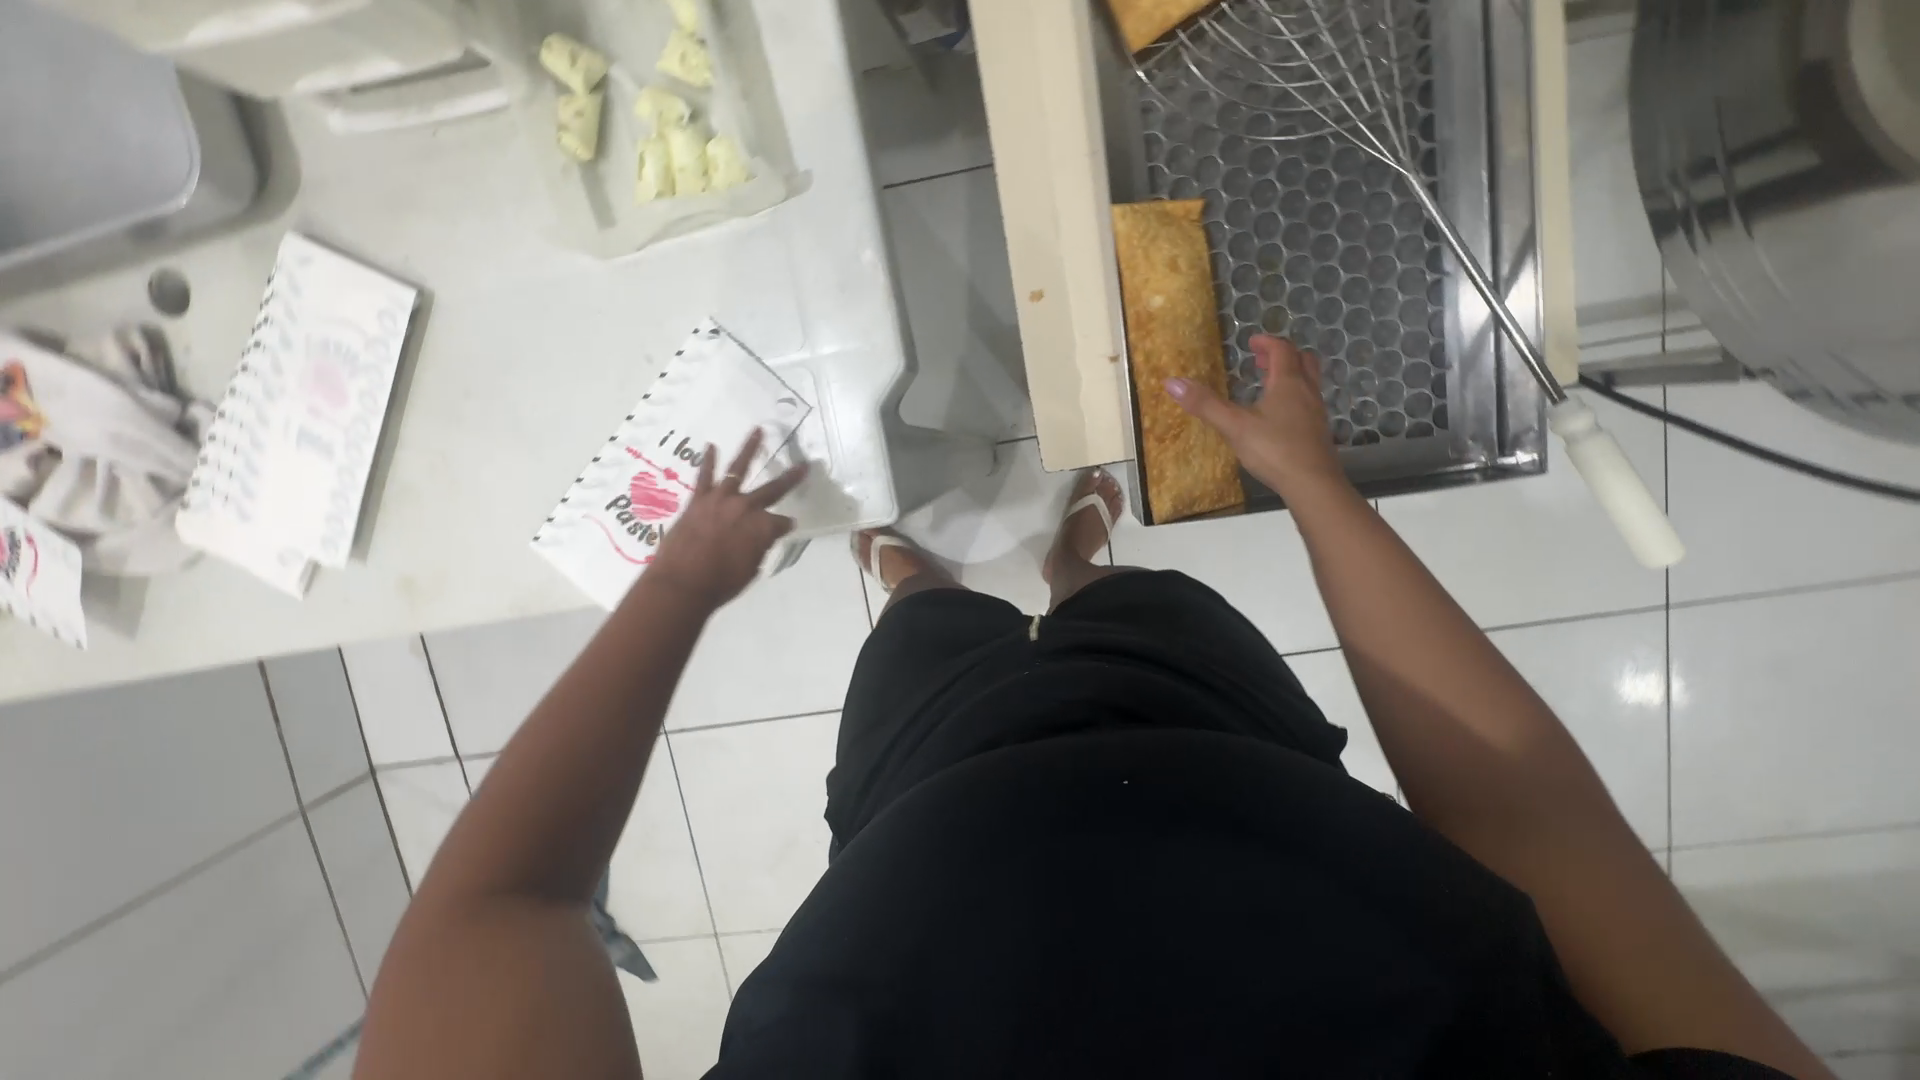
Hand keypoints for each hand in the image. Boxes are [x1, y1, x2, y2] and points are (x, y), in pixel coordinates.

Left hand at [649, 429, 809, 608]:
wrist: (683, 583)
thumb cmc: (721, 584)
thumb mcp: (751, 569)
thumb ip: (758, 548)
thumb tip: (759, 539)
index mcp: (764, 527)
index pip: (781, 523)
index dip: (784, 526)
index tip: (785, 528)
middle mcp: (747, 507)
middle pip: (773, 489)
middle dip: (791, 477)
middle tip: (803, 466)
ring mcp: (722, 499)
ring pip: (739, 468)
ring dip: (750, 448)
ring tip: (758, 431)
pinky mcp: (699, 500)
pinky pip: (705, 476)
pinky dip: (708, 461)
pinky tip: (711, 447)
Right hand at [1164, 334, 1351, 502]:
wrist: (1313, 484)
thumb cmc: (1274, 450)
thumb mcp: (1234, 426)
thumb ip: (1205, 404)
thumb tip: (1172, 382)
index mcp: (1288, 383)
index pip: (1282, 350)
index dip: (1267, 342)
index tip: (1251, 342)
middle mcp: (1307, 392)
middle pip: (1303, 361)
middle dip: (1282, 355)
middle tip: (1261, 360)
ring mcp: (1316, 412)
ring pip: (1309, 382)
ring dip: (1291, 375)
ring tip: (1269, 384)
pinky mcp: (1318, 431)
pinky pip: (1309, 402)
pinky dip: (1294, 397)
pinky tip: (1279, 416)